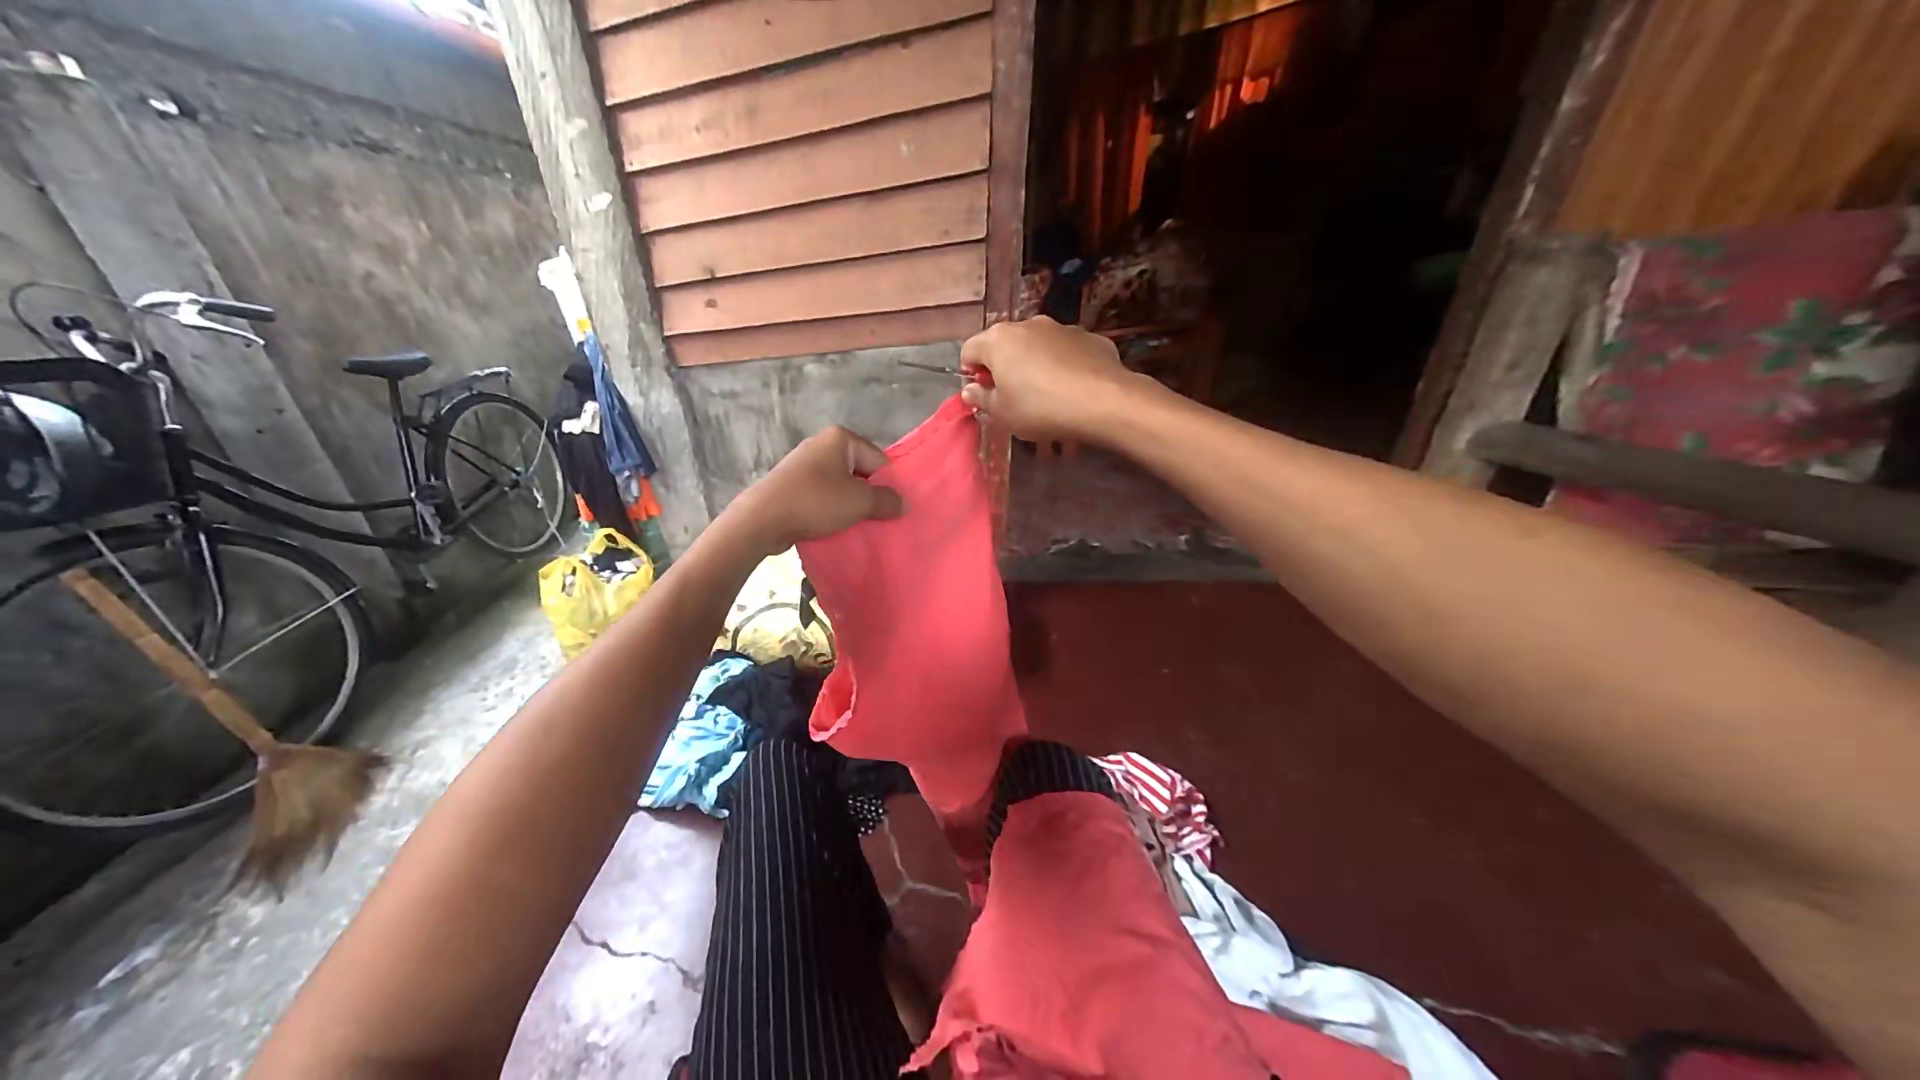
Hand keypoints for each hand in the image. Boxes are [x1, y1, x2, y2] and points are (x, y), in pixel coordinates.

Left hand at [722, 426, 903, 553]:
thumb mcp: (859, 502)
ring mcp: (805, 464)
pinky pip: (823, 495)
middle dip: (869, 496)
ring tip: (854, 526)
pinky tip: (833, 526)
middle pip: (861, 472)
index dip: (888, 486)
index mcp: (841, 438)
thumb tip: (902, 503)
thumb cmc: (815, 502)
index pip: (880, 460)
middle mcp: (822, 444)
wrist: (762, 519)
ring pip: (841, 486)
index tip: (890, 509)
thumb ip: (887, 500)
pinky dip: (831, 509)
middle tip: (876, 520)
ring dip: (850, 505)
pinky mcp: (792, 484)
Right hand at [958, 316, 1154, 443]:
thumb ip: (981, 398)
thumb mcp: (1002, 414)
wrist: (1104, 401)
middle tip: (1014, 398)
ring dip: (1035, 364)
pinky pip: (1067, 351)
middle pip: (1004, 344)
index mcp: (998, 339)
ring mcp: (1061, 327)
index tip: (984, 395)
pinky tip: (1074, 389)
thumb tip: (970, 389)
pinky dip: (1064, 365)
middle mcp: (1028, 324)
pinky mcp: (1090, 337)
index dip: (972, 374)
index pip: (969, 350)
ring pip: (1037, 345)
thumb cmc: (1040, 409)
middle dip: (1004, 367)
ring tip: (1047, 395)